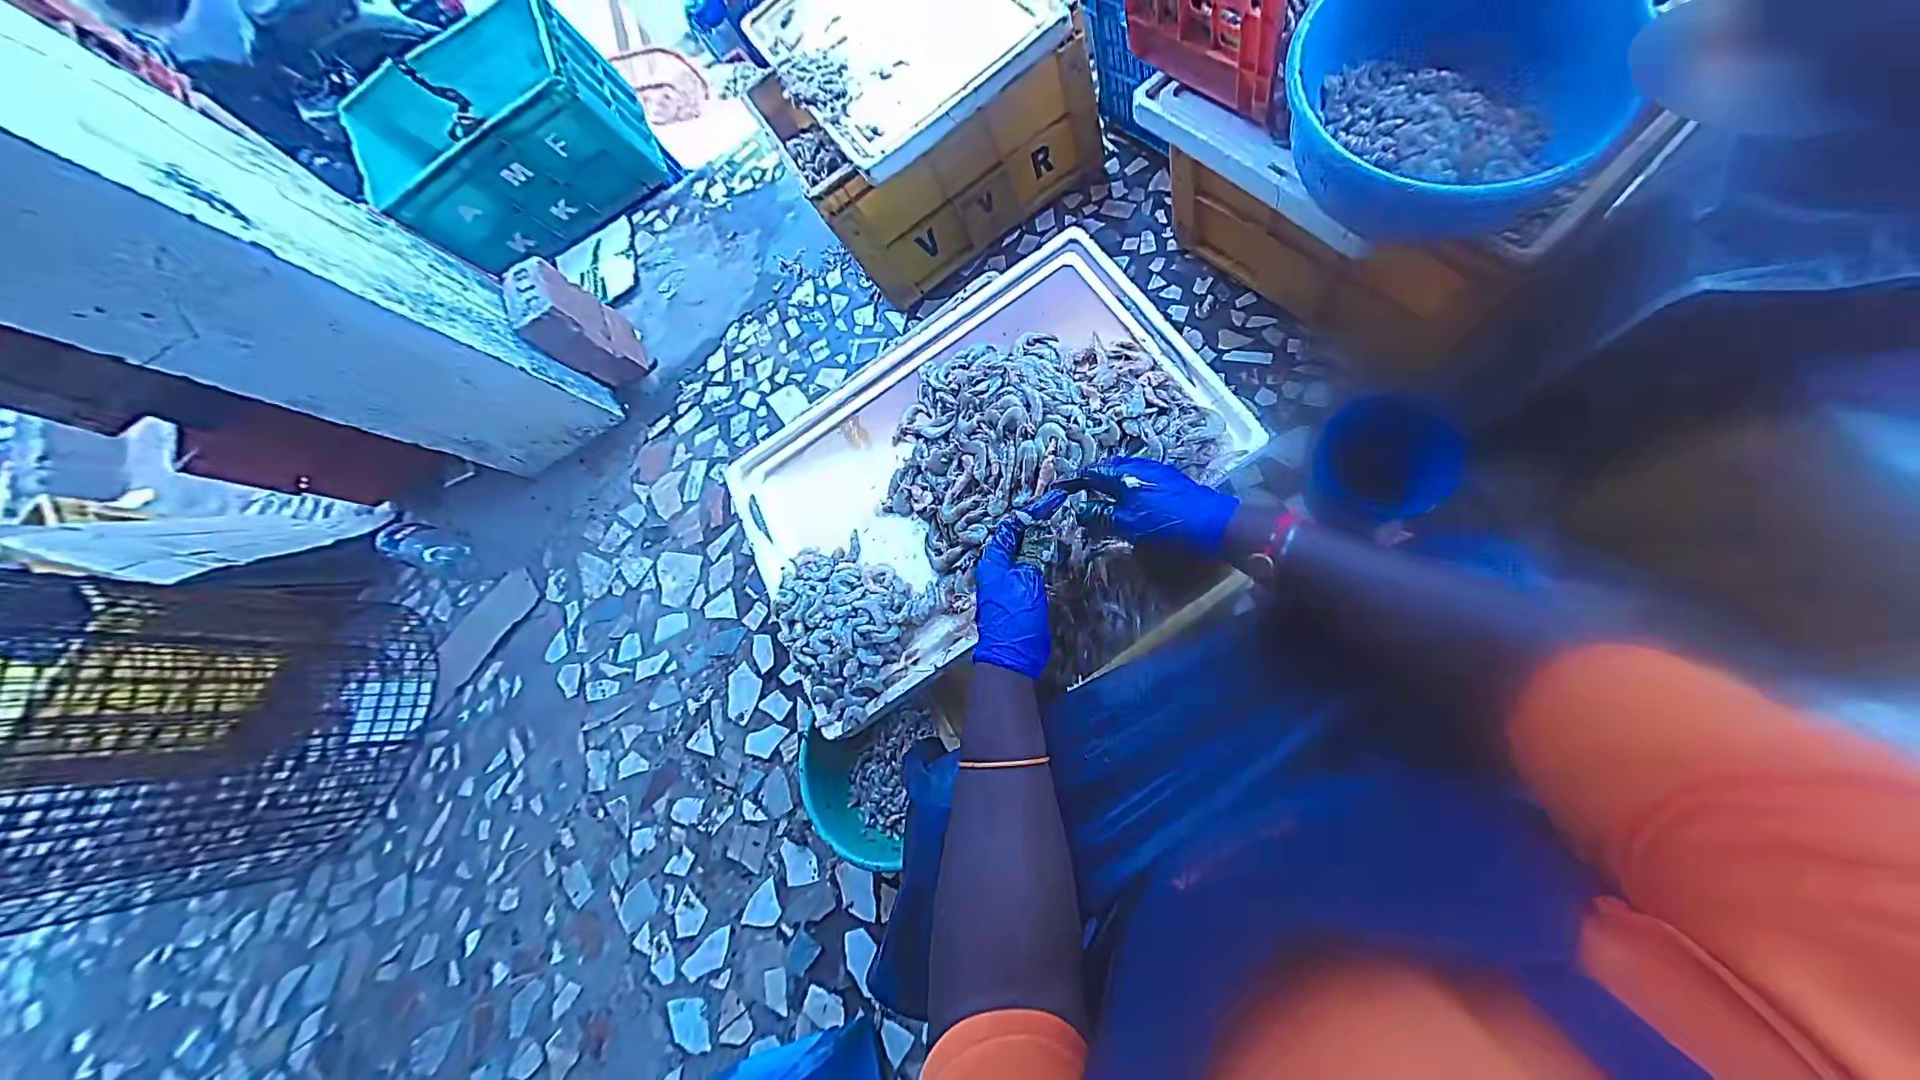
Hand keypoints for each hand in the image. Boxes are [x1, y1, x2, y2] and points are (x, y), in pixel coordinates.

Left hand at [972, 492, 1064, 678]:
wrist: (1012, 657)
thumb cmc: (1015, 619)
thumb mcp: (1026, 581)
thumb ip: (1029, 555)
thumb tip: (1035, 533)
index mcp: (992, 561)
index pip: (1009, 527)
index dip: (1028, 512)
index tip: (1050, 499)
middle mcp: (996, 569)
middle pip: (1014, 537)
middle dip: (1032, 521)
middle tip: (1054, 504)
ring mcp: (1006, 582)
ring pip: (1021, 551)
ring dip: (1035, 537)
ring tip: (1053, 520)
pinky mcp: (1017, 595)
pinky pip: (1027, 566)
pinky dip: (1037, 555)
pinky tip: (1050, 550)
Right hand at [1056, 457, 1239, 558]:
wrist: (1211, 522)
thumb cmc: (1165, 521)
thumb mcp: (1127, 522)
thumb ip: (1102, 514)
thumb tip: (1082, 509)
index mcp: (1123, 472)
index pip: (1091, 472)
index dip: (1077, 483)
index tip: (1066, 493)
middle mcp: (1137, 465)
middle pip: (1107, 470)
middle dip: (1093, 483)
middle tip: (1083, 499)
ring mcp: (1154, 470)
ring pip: (1123, 474)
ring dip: (1111, 486)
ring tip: (1103, 503)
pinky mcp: (1166, 479)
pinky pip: (1137, 479)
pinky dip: (1126, 488)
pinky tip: (1128, 503)